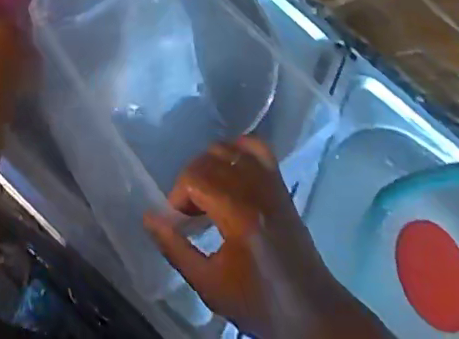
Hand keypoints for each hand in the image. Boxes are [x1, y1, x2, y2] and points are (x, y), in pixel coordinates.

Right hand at [143, 139, 386, 338]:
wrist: (309, 309)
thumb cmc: (258, 301)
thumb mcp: (209, 285)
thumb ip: (175, 249)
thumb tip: (149, 217)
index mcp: (239, 213)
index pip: (195, 177)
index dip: (177, 195)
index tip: (177, 222)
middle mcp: (256, 187)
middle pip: (210, 158)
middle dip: (190, 181)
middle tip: (187, 214)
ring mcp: (271, 180)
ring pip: (230, 148)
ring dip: (210, 165)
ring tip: (206, 197)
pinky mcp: (281, 182)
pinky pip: (256, 147)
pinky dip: (238, 150)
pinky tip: (229, 173)